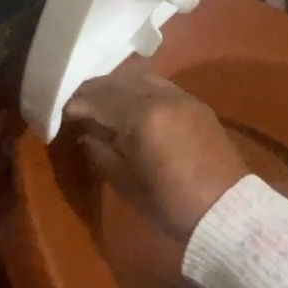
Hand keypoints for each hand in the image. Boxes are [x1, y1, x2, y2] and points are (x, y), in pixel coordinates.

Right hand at [62, 58, 249, 241]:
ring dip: (116, 85)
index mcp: (141, 118)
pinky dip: (138, 89)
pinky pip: (159, 85)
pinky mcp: (196, 104)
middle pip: (117, 81)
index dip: (75, 104)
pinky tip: (131, 104)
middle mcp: (161, 97)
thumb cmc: (170, 203)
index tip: (60, 112)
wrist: (227, 211)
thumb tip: (85, 133)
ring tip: (103, 100)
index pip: (97, 99)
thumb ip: (100, 151)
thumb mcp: (125, 182)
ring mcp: (182, 97)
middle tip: (76, 102)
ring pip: (140, 76)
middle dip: (92, 90)